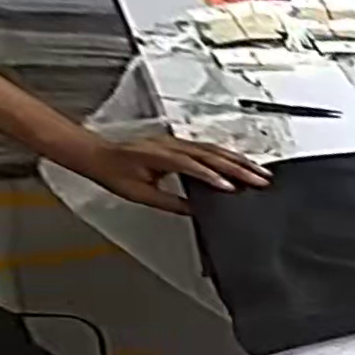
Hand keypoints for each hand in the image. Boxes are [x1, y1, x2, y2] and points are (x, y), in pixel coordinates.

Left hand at [73, 134, 269, 213]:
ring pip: (214, 150)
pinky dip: (232, 156)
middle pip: (208, 155)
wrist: (92, 153)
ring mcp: (175, 143)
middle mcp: (166, 146)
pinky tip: (246, 163)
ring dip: (241, 161)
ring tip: (263, 173)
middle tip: (262, 181)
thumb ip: (171, 203)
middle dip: (237, 168)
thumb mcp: (139, 194)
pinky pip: (212, 148)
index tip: (231, 188)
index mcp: (152, 156)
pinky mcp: (182, 144)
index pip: (186, 164)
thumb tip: (199, 211)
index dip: (210, 176)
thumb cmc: (112, 172)